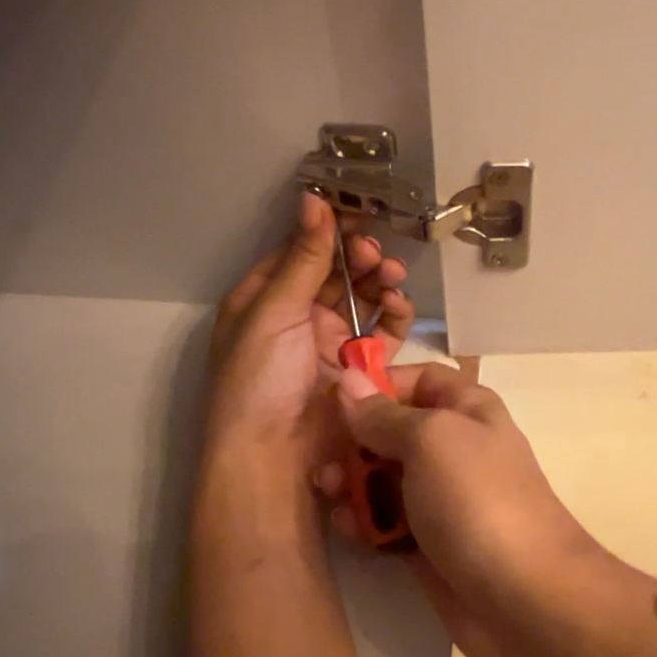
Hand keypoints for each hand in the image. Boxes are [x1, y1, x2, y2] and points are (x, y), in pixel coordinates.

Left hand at [204, 193, 413, 492]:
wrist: (275, 458)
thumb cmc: (258, 378)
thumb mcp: (273, 311)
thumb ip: (303, 258)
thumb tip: (313, 199)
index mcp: (264, 299)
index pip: (300, 250)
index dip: (329, 231)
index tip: (359, 212)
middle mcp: (297, 315)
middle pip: (337, 271)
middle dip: (359, 257)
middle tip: (375, 254)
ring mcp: (331, 341)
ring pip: (364, 297)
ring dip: (379, 281)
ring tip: (391, 276)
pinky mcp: (361, 366)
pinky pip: (384, 331)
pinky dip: (394, 314)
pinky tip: (397, 306)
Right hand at [316, 363, 604, 656]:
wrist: (523, 596)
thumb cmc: (477, 500)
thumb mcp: (430, 439)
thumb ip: (384, 413)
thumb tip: (348, 379)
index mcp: (468, 410)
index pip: (419, 379)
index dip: (378, 384)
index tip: (332, 400)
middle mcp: (456, 448)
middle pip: (394, 430)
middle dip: (354, 439)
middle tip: (321, 457)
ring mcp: (444, 499)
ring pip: (386, 478)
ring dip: (353, 481)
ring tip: (328, 492)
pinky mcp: (430, 544)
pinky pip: (389, 522)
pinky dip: (365, 520)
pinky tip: (344, 527)